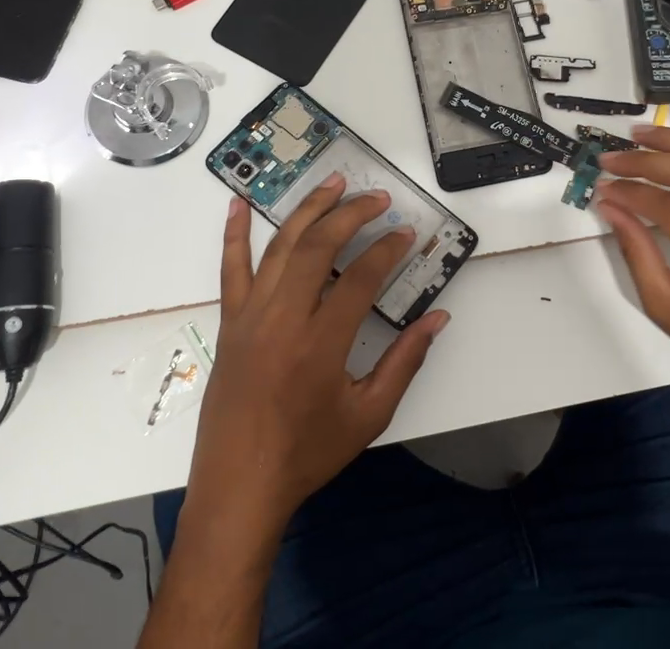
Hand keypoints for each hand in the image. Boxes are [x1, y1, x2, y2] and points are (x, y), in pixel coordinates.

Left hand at [190, 176, 451, 526]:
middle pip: (319, 247)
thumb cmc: (308, 453)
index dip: (388, 249)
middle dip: (351, 215)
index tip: (407, 234)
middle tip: (378, 198)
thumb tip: (439, 318)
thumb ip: (406, 361)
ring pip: (280, 247)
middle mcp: (283, 319)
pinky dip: (234, 233)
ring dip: (308, 210)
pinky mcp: (229, 323)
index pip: (361, 277)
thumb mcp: (370, 414)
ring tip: (334, 183)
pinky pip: (229, 269)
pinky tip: (239, 203)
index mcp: (321, 343)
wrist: (240, 486)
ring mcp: (250, 317)